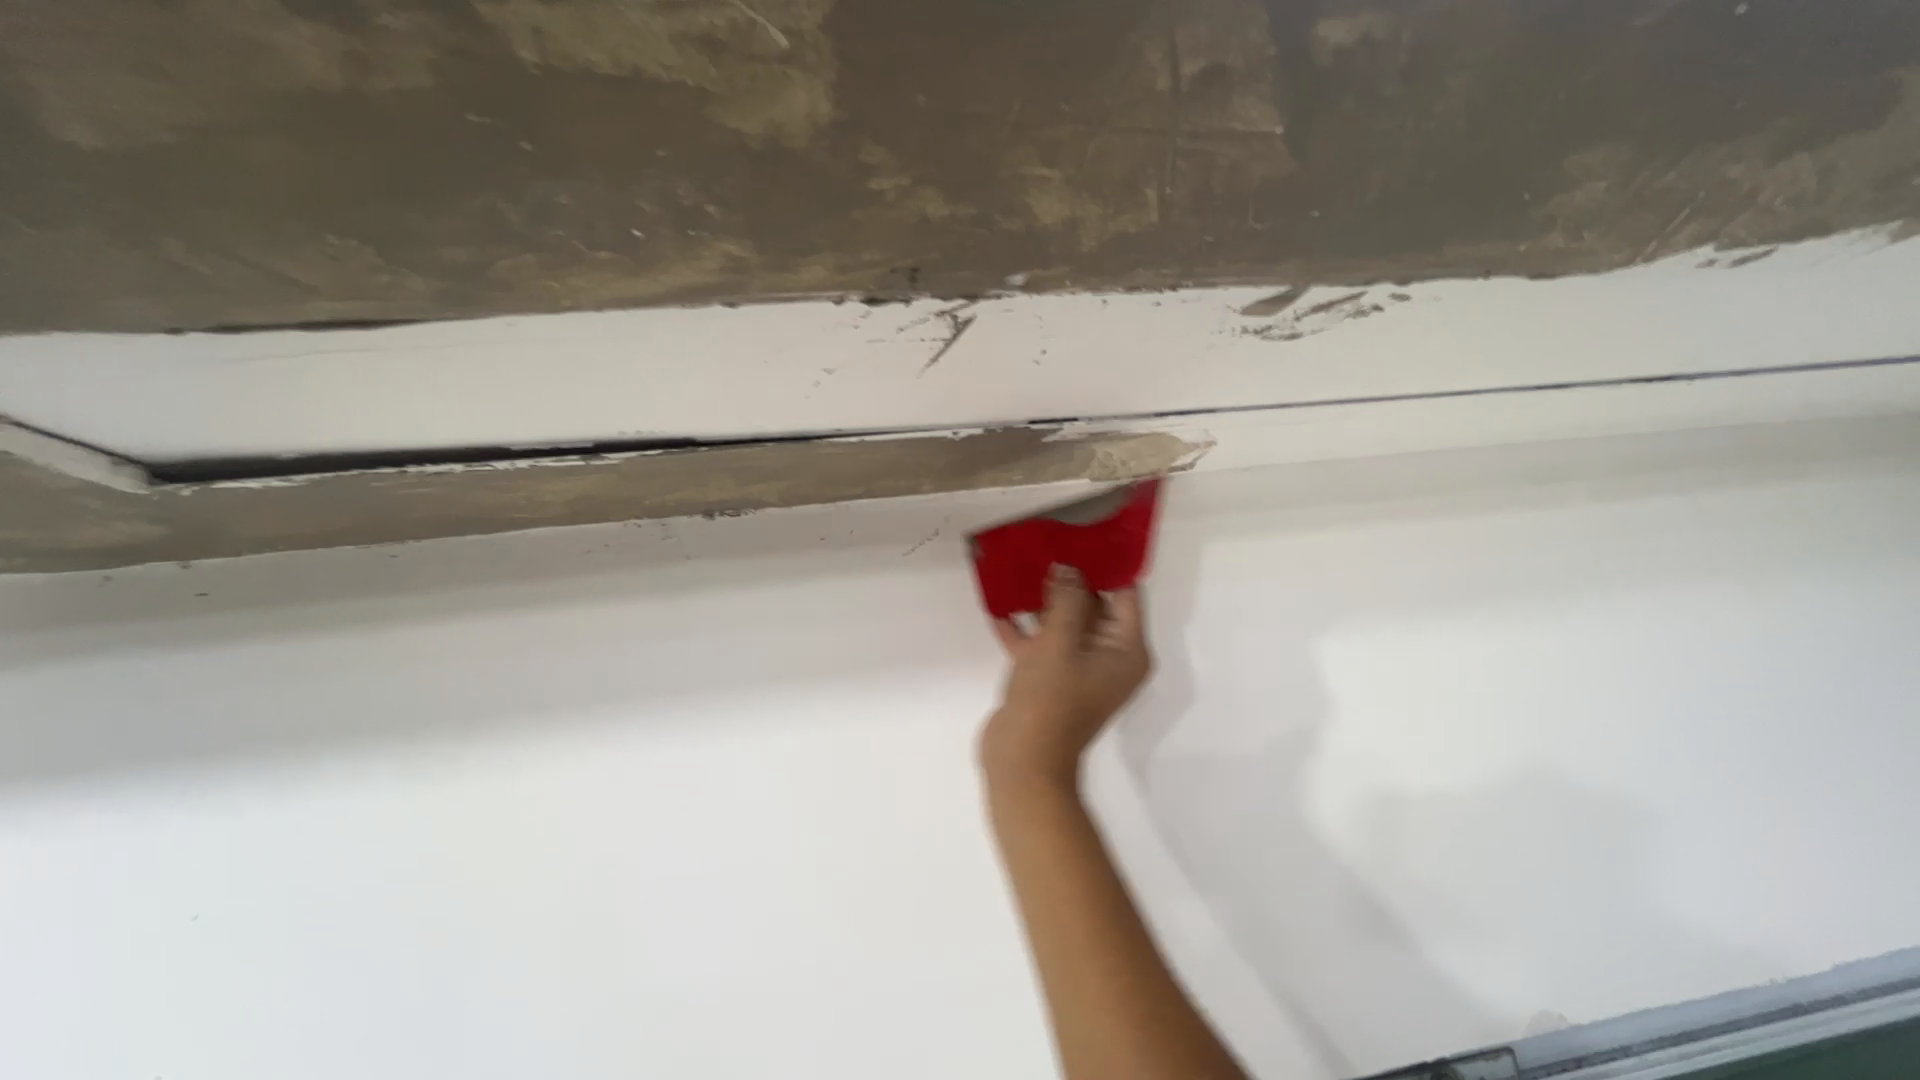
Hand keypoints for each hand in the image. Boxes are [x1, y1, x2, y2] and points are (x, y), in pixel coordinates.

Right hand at [980, 565, 1151, 788]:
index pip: (1125, 594)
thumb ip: (1068, 598)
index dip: (1105, 564)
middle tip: (1044, 543)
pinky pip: (1042, 644)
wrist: (1022, 761)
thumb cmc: (1050, 698)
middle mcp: (1110, 656)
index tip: (1082, 534)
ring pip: (1064, 622)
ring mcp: (1079, 669)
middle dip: (1067, 578)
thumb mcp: (1060, 640)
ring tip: (1017, 567)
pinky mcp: (1051, 679)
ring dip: (1041, 601)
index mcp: (1127, 649)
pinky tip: (997, 605)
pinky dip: (1024, 627)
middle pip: (1093, 605)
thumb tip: (1069, 568)